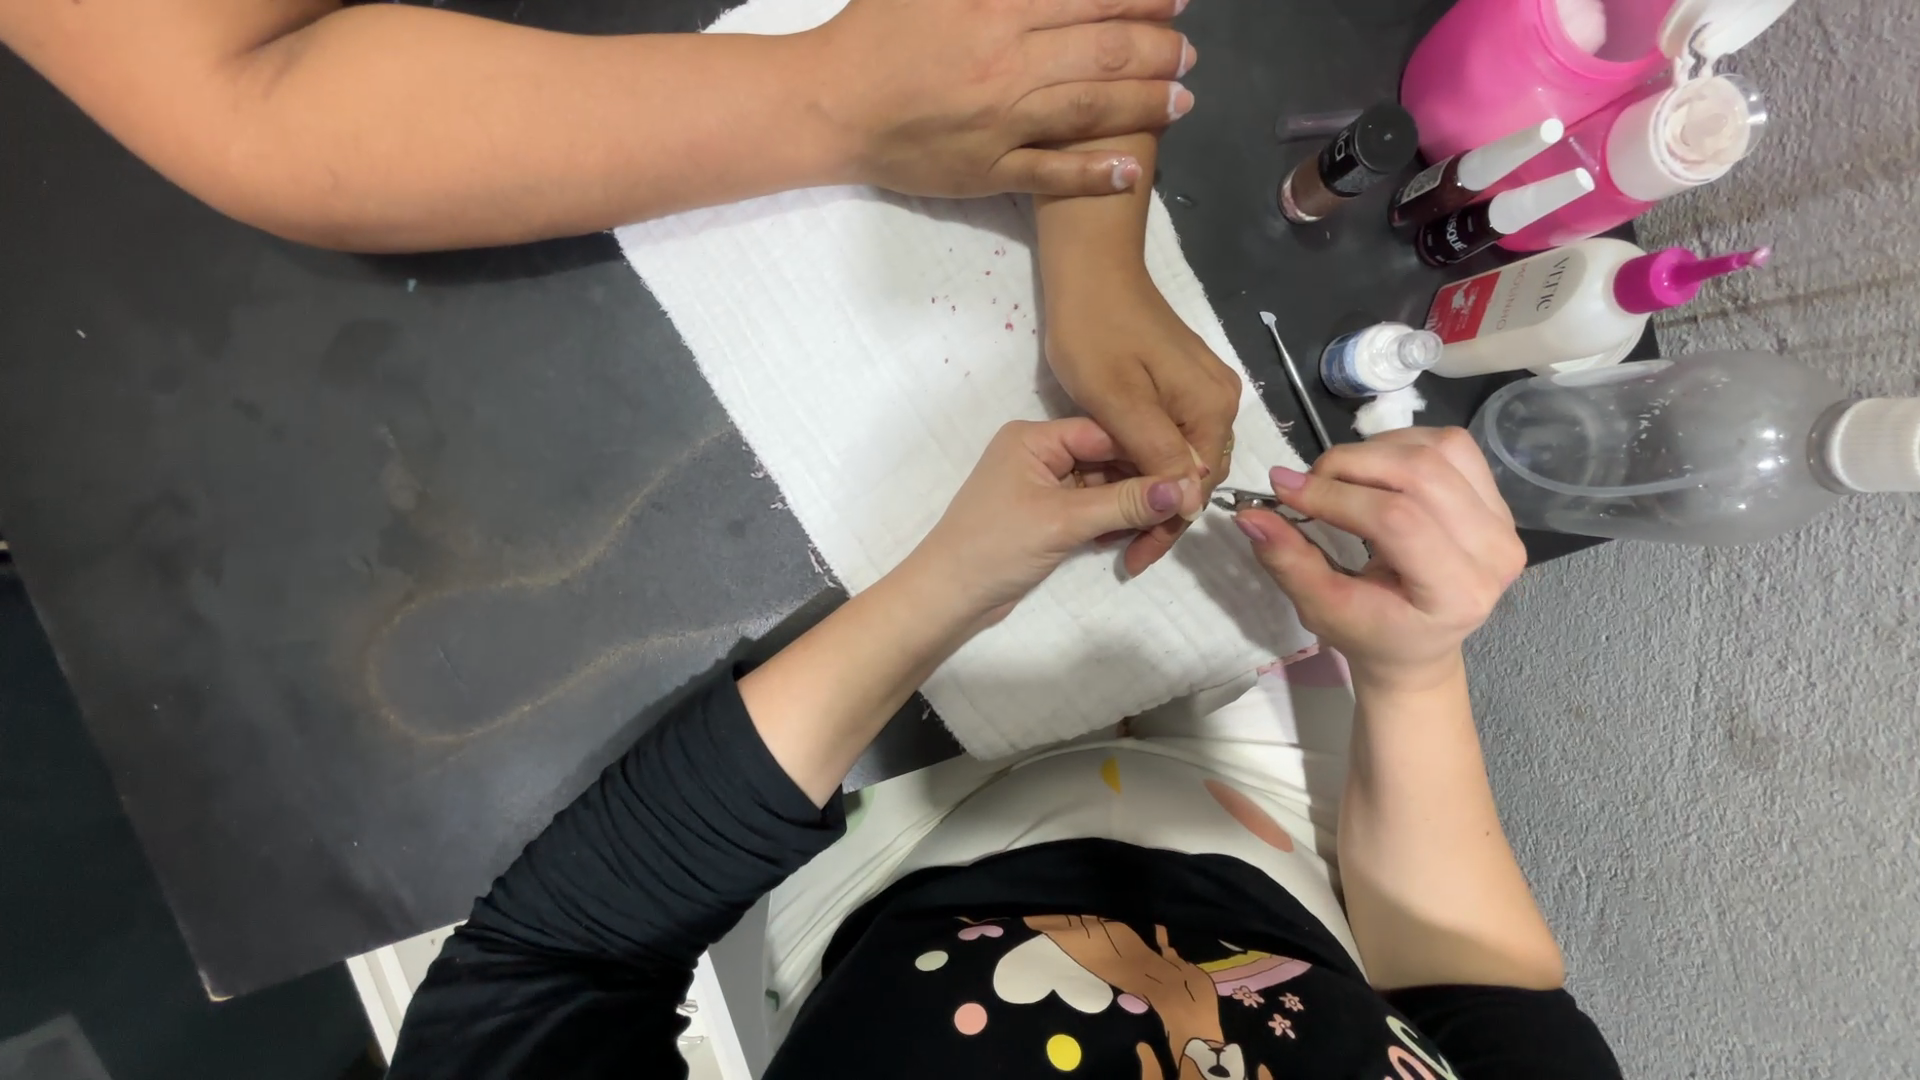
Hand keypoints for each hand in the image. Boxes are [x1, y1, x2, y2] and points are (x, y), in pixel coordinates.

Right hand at [808, 0, 1197, 197]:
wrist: (836, 105)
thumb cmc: (874, 34)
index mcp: (997, 7)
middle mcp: (1009, 63)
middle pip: (1102, 53)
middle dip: (1156, 50)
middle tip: (1189, 51)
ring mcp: (1002, 123)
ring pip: (1088, 110)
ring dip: (1143, 105)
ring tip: (1182, 101)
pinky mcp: (988, 171)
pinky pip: (1051, 174)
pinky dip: (1093, 174)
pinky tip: (1130, 171)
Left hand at [905, 418, 1189, 624]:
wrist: (950, 597)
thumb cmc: (997, 547)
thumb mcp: (1065, 521)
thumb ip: (1126, 502)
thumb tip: (1186, 488)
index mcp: (1035, 437)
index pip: (1107, 431)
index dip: (1149, 452)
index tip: (1191, 476)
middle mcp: (1040, 453)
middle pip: (1109, 458)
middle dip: (1143, 486)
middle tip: (1180, 512)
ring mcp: (1043, 486)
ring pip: (1104, 487)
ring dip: (1130, 509)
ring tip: (1157, 531)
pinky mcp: (1047, 516)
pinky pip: (1092, 509)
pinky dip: (1112, 523)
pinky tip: (1130, 541)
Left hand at [1044, 270, 1239, 575]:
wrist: (1088, 271)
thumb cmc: (1095, 334)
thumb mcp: (1118, 401)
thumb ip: (1154, 454)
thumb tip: (1190, 505)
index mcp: (1210, 409)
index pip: (1197, 488)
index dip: (1165, 528)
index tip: (1133, 560)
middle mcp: (1217, 403)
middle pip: (1193, 478)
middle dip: (1158, 517)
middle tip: (1122, 551)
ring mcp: (1199, 393)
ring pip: (1178, 463)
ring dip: (1149, 496)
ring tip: (1115, 528)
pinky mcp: (1177, 387)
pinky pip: (1168, 441)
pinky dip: (1143, 469)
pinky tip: (1117, 486)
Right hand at [1233, 428, 1526, 692]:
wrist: (1415, 641)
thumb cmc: (1367, 632)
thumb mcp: (1319, 607)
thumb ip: (1287, 560)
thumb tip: (1249, 514)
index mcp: (1455, 592)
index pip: (1397, 519)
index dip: (1333, 495)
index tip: (1280, 488)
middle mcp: (1495, 551)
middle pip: (1421, 473)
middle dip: (1349, 465)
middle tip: (1308, 482)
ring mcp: (1506, 521)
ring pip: (1438, 449)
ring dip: (1374, 450)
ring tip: (1338, 477)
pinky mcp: (1498, 499)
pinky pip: (1451, 445)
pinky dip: (1401, 445)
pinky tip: (1375, 470)